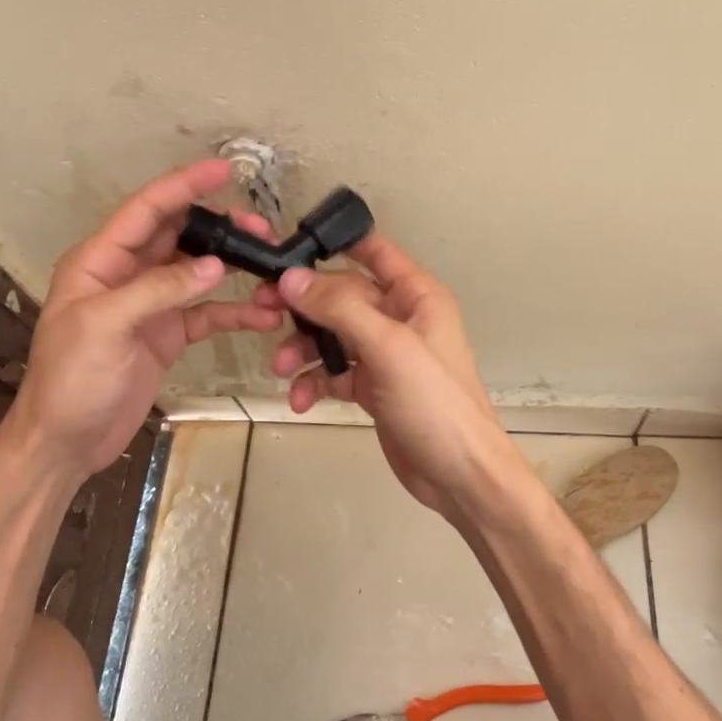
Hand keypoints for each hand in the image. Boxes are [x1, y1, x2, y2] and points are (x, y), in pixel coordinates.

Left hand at [0, 160, 283, 479]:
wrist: (65, 442)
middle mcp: (125, 275)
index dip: (182, 186)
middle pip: (177, 236)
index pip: (146, 211)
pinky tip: (261, 316)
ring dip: (231, 268)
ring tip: (269, 266)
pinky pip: (204, 314)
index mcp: (99, 262)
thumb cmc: (70, 380)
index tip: (221, 170)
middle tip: (259, 228)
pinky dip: (232, 312)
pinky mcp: (165, 336)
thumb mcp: (106, 326)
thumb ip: (159, 290)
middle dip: (218, 227)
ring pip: (196, 273)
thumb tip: (214, 266)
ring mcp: (148, 306)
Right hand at [261, 235, 521, 518]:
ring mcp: (386, 355)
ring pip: (333, 337)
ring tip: (279, 368)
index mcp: (416, 297)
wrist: (458, 476)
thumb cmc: (434, 402)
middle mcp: (400, 319)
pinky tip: (299, 398)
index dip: (337, 245)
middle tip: (263, 313)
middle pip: (342, 297)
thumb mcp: (388, 348)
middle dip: (304, 308)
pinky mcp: (373, 388)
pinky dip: (314, 382)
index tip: (292, 248)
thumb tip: (291, 278)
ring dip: (303, 349)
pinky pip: (335, 374)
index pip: (375, 253)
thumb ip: (339, 308)